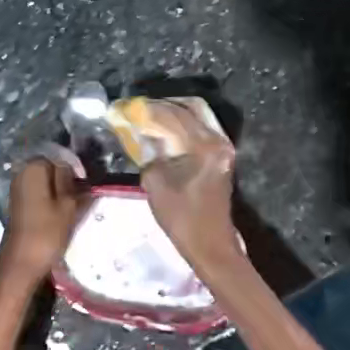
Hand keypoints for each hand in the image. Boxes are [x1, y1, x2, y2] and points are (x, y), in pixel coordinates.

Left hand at [0, 158, 84, 283]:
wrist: (21, 263)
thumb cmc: (47, 232)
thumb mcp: (67, 205)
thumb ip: (71, 182)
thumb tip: (74, 168)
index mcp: (33, 168)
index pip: (59, 157)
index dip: (75, 169)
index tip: (86, 185)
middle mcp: (22, 173)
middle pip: (51, 169)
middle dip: (67, 180)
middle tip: (82, 197)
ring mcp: (18, 188)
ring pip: (46, 182)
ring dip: (60, 191)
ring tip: (73, 207)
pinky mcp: (18, 203)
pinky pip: (39, 193)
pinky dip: (50, 200)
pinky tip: (60, 214)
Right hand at [137, 101, 237, 268]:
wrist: (210, 244)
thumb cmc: (181, 218)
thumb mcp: (154, 182)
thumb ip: (148, 151)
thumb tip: (139, 132)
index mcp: (201, 145)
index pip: (171, 115)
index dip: (146, 109)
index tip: (126, 108)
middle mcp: (216, 139)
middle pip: (189, 106)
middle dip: (162, 105)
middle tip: (139, 109)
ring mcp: (223, 146)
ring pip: (197, 114)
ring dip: (173, 111)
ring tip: (149, 117)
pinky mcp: (221, 154)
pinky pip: (201, 126)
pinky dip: (182, 123)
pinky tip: (164, 130)